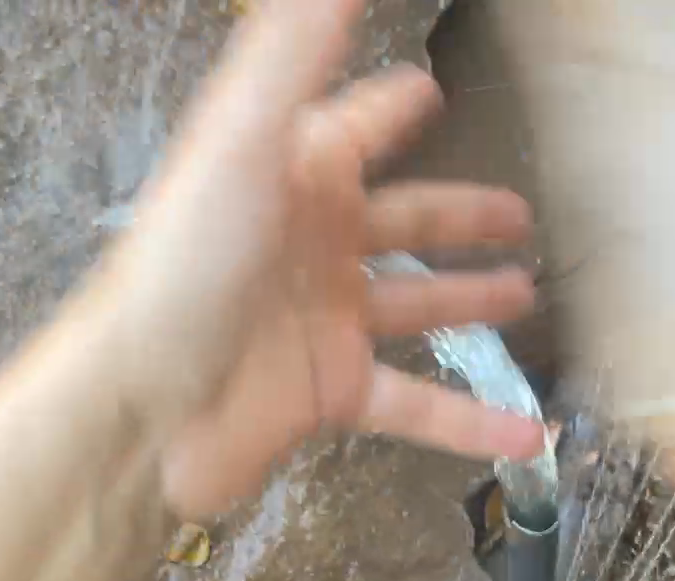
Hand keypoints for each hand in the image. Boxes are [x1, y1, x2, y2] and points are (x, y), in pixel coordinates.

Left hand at [93, 0, 542, 519]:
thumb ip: (291, 52)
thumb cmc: (188, 264)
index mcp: (295, 182)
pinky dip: (468, 424)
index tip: (429, 95)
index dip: (389, 110)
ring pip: (415, 312)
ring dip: (469, 304)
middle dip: (459, 217)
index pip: (354, 131)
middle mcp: (312, 251)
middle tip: (519, 216)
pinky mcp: (329, 396)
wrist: (146, 404)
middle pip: (403, 223)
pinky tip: (526, 433)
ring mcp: (323, 327)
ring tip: (527, 297)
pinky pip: (416, 407)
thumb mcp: (241, 140)